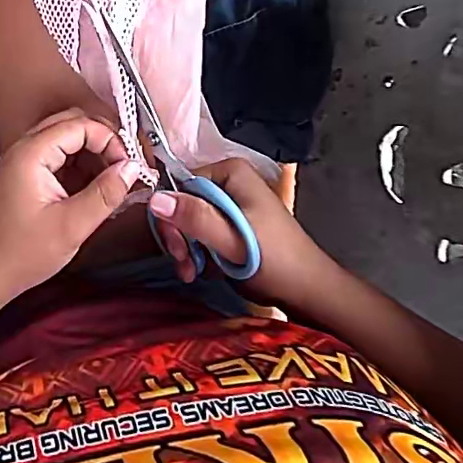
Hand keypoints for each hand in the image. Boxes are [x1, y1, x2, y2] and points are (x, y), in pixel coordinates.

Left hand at [0, 109, 140, 294]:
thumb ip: (106, 193)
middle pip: (73, 123)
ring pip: (68, 138)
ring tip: (112, 181)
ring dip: (94, 153)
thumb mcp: (73, 226)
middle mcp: (25, 149)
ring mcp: (25, 160)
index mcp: (31, 154)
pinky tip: (96, 189)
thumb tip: (133, 168)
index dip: (109, 141)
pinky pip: (61, 156)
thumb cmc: (23, 254)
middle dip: (104, 141)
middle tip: (123, 167)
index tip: (126, 166)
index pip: (80, 125)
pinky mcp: (29, 174)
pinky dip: (82, 166)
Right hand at [148, 158, 333, 301]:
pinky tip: (202, 271)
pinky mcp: (231, 224)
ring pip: (188, 221)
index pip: (179, 186)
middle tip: (186, 264)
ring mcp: (231, 203)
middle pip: (182, 204)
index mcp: (231, 173)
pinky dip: (198, 253)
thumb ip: (195, 218)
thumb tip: (156, 199)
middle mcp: (229, 182)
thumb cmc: (274, 262)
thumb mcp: (231, 240)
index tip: (177, 248)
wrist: (306, 289)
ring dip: (186, 250)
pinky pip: (201, 233)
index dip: (172, 218)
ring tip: (194, 272)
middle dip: (180, 238)